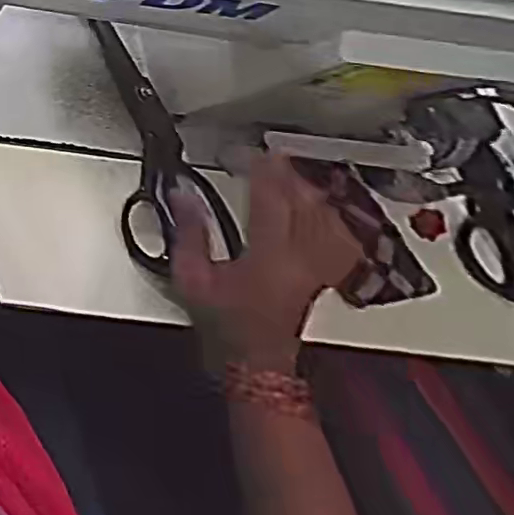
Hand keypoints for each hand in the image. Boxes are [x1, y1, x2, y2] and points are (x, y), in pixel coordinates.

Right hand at [168, 153, 361, 371]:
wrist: (254, 361)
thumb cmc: (223, 323)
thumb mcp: (191, 277)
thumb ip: (188, 232)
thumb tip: (183, 196)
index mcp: (267, 256)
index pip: (272, 200)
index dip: (264, 171)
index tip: (255, 153)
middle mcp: (298, 259)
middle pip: (303, 204)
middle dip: (288, 175)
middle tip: (272, 155)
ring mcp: (314, 268)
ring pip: (320, 218)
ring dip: (306, 191)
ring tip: (290, 172)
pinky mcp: (318, 275)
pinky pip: (330, 237)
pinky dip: (322, 214)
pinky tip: (316, 205)